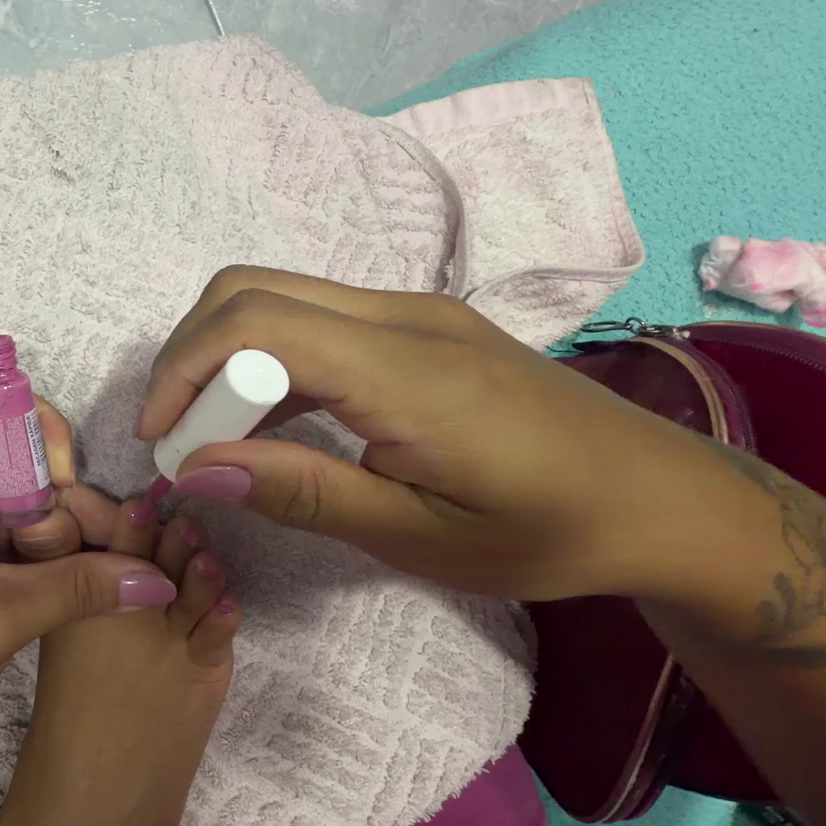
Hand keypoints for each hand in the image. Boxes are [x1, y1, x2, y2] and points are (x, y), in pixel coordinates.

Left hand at [0, 401, 179, 755]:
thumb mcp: (3, 613)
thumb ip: (82, 587)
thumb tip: (157, 579)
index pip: (0, 410)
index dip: (43, 437)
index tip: (64, 492)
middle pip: (29, 463)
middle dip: (62, 506)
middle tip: (75, 560)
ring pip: (32, 506)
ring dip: (60, 542)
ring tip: (69, 587)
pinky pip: (22, 539)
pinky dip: (47, 561)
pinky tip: (63, 595)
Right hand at [138, 266, 773, 601]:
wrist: (665, 499)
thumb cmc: (547, 531)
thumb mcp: (416, 536)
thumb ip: (301, 493)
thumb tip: (195, 469)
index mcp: (408, 369)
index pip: (256, 325)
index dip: (184, 373)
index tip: (159, 442)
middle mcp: (402, 315)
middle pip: (248, 289)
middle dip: (187, 356)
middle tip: (177, 434)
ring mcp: (409, 311)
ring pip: (271, 296)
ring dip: (218, 356)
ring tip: (212, 433)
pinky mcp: (411, 323)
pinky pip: (306, 318)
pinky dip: (258, 359)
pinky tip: (263, 420)